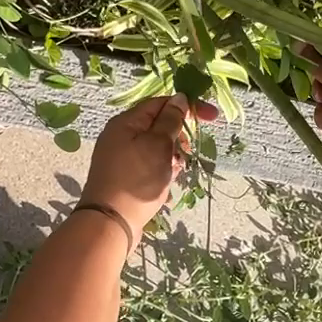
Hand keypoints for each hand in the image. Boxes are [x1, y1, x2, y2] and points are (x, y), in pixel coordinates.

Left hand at [82, 94, 216, 247]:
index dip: (186, 106)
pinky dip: (162, 166)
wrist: (110, 224)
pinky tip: (168, 179)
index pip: (161, 103)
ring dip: (172, 153)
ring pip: (156, 145)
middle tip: (186, 151)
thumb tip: (180, 98)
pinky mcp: (125, 175)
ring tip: (176, 169)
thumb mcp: (158, 144)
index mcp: (126, 122)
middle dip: (178, 134)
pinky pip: (149, 162)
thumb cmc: (136, 180)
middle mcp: (121, 135)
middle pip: (158, 124)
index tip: (211, 116)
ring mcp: (121, 156)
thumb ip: (170, 119)